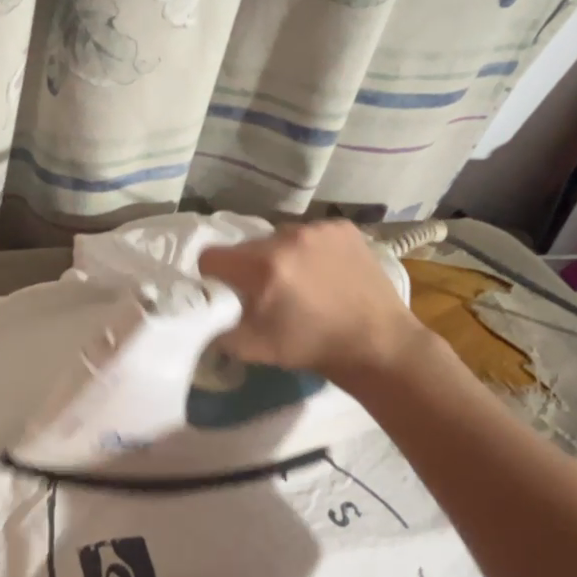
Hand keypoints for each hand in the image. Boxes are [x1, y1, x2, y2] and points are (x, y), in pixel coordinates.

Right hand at [196, 221, 431, 386]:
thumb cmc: (310, 347)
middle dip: (249, 267)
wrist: (377, 344)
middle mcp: (287, 237)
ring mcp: (318, 229)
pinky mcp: (343, 228)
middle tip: (267, 293)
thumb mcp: (251, 348)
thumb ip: (215, 330)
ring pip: (278, 238)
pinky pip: (310, 234)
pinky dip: (309, 250)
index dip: (213, 276)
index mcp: (261, 266)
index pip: (211, 256)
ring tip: (298, 282)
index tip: (228, 293)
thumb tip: (200, 317)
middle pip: (246, 247)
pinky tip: (323, 272)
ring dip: (279, 256)